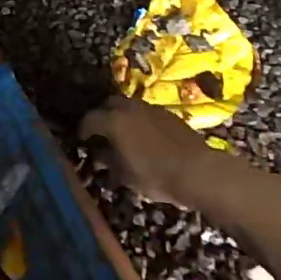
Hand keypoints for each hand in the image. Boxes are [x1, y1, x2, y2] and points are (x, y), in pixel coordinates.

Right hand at [77, 95, 228, 206]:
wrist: (198, 171)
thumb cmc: (156, 175)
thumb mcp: (125, 175)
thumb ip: (109, 162)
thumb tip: (100, 156)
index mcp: (114, 121)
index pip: (90, 119)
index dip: (83, 129)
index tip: (82, 140)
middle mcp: (130, 108)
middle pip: (109, 104)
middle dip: (102, 115)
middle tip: (101, 132)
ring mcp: (151, 108)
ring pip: (129, 105)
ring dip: (122, 116)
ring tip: (123, 133)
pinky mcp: (168, 114)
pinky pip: (146, 112)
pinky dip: (140, 120)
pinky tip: (145, 136)